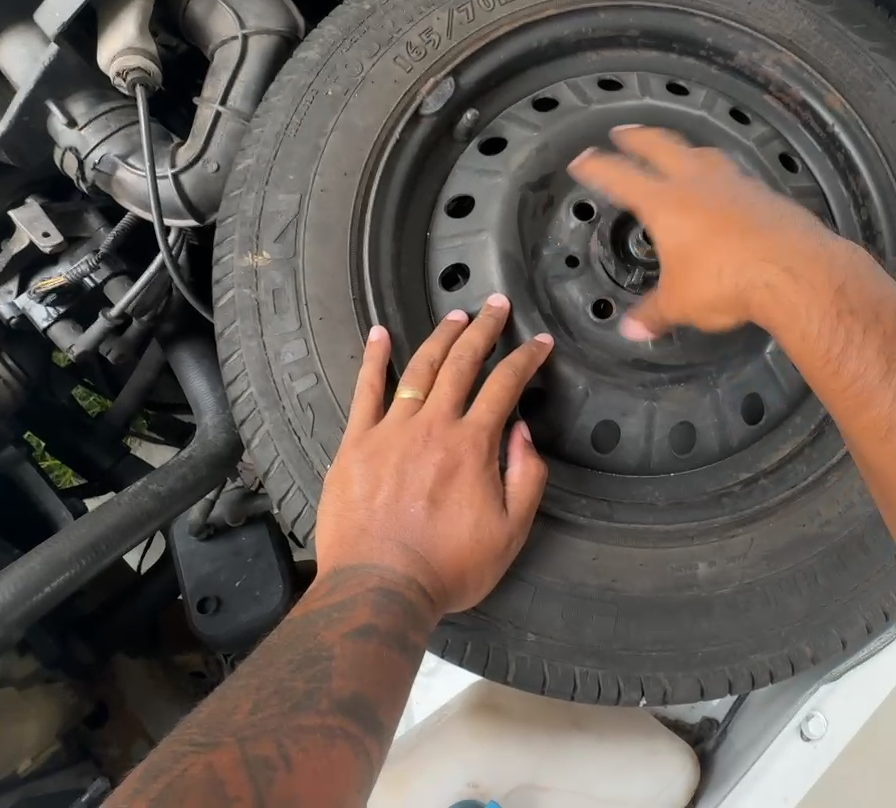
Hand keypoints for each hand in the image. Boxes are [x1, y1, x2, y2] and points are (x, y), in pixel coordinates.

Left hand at [313, 295, 552, 616]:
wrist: (378, 589)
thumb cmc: (447, 567)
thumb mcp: (510, 532)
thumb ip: (525, 476)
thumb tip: (521, 432)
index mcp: (472, 445)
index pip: (506, 385)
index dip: (526, 359)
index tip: (538, 344)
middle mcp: (433, 427)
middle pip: (463, 363)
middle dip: (484, 330)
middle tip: (496, 306)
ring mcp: (391, 431)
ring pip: (420, 369)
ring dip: (441, 338)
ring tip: (456, 317)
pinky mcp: (356, 444)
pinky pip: (364, 392)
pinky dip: (372, 360)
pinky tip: (379, 335)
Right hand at [567, 125, 847, 340]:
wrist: (794, 271)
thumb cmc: (726, 282)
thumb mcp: (680, 303)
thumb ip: (653, 313)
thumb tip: (631, 330)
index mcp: (665, 204)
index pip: (620, 177)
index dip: (597, 167)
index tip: (583, 159)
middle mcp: (697, 184)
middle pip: (661, 147)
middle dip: (638, 138)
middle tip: (624, 131)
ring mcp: (735, 184)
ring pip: (703, 154)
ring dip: (685, 149)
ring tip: (679, 151)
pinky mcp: (765, 195)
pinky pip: (736, 176)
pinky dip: (722, 175)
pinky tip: (727, 187)